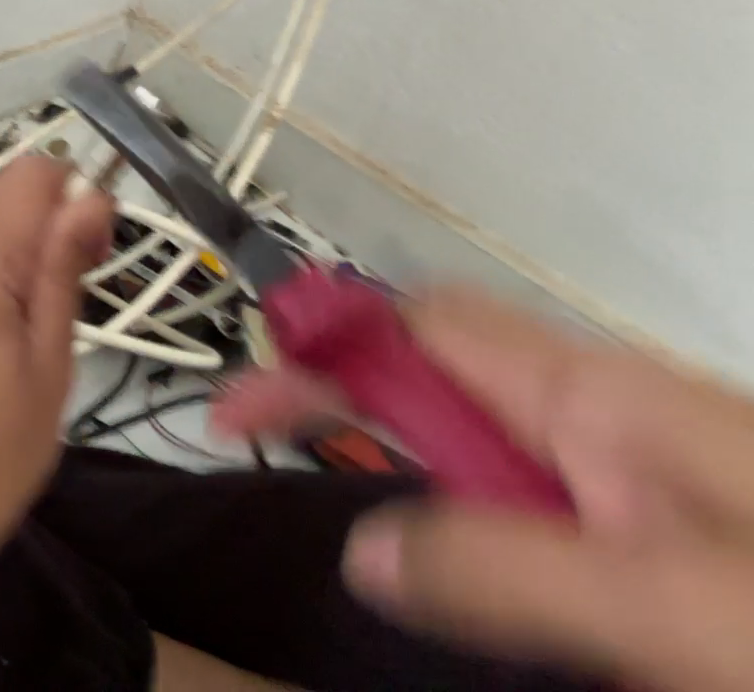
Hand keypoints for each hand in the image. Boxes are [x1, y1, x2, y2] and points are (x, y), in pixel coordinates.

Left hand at [0, 156, 111, 565]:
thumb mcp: (49, 361)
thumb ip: (64, 267)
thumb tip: (90, 196)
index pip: (33, 172)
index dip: (75, 202)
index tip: (90, 258)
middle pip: (6, 203)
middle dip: (44, 241)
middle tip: (53, 321)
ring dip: (11, 265)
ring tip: (14, 342)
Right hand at [215, 287, 753, 691]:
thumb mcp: (692, 609)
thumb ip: (513, 569)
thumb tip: (362, 550)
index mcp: (596, 395)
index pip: (413, 324)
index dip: (315, 343)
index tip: (240, 400)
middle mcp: (597, 414)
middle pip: (422, 372)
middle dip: (330, 399)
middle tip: (256, 442)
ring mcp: (621, 472)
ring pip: (465, 446)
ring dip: (393, 472)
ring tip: (371, 535)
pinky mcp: (643, 528)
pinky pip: (514, 504)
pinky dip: (459, 528)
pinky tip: (467, 576)